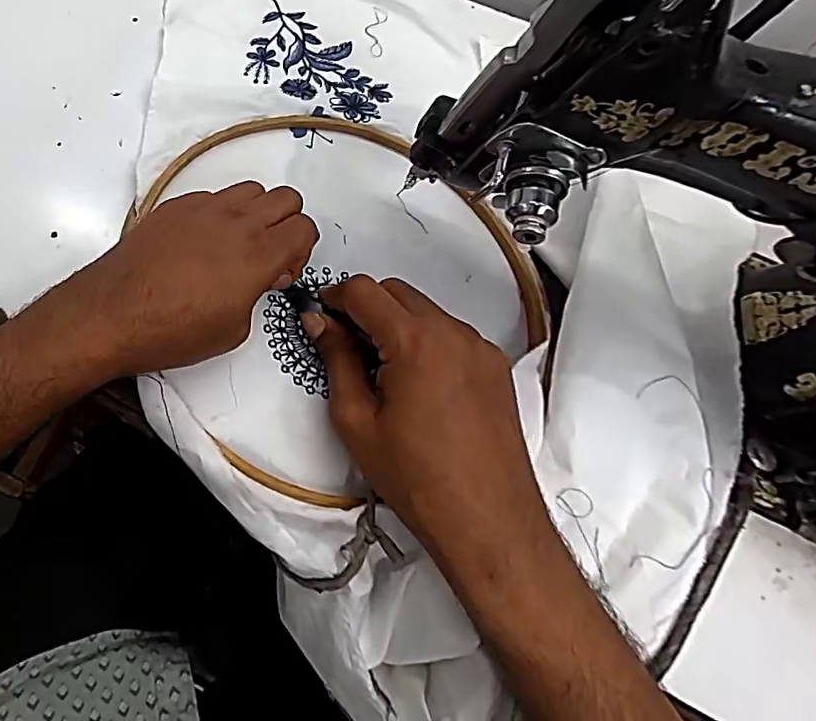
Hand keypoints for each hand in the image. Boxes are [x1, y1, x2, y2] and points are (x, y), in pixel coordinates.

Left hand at [18, 181, 318, 383]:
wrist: (114, 312)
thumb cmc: (166, 327)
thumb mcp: (231, 330)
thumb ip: (255, 295)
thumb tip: (254, 283)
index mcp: (256, 255)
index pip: (304, 227)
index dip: (301, 249)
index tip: (284, 269)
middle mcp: (233, 223)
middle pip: (285, 197)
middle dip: (287, 223)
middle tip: (270, 251)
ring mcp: (202, 209)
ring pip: (250, 188)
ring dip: (255, 211)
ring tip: (238, 241)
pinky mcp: (175, 206)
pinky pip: (211, 195)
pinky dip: (218, 211)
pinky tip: (203, 239)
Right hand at [309, 275, 548, 561]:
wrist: (488, 524)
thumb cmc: (426, 482)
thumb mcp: (356, 418)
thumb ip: (335, 358)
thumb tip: (321, 325)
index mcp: (416, 343)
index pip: (363, 290)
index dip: (334, 296)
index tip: (322, 312)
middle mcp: (453, 337)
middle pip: (395, 291)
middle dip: (364, 306)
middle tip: (343, 340)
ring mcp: (479, 351)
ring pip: (423, 309)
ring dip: (395, 322)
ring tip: (378, 367)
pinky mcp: (494, 368)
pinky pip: (450, 332)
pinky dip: (424, 339)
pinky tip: (411, 380)